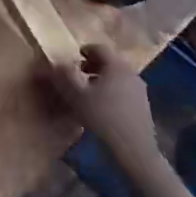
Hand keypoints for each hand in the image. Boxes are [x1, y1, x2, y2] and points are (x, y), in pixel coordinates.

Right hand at [49, 44, 158, 164]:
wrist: (133, 148)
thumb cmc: (102, 117)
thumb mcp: (76, 96)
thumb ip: (63, 77)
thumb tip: (52, 63)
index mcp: (116, 65)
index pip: (98, 48)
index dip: (83, 51)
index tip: (72, 60)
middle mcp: (130, 73)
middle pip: (109, 62)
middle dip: (91, 66)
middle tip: (77, 75)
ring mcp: (139, 89)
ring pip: (117, 76)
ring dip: (102, 79)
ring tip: (88, 93)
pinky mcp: (143, 105)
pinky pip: (124, 90)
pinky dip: (112, 91)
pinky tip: (103, 107)